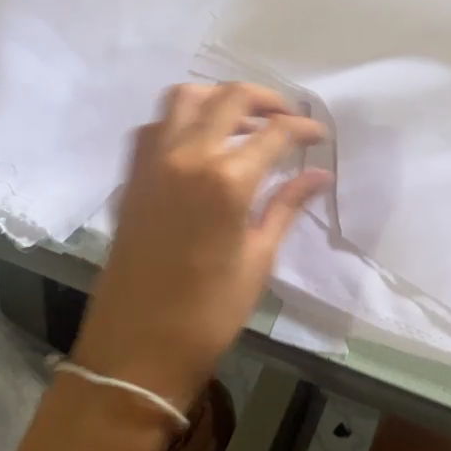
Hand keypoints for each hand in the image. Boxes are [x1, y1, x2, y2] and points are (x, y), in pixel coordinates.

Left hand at [72, 83, 330, 411]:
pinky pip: (155, 125)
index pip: (275, 132)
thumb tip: (320, 176)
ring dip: (219, 98)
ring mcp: (153, 162)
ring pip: (186, 97)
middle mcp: (187, 156)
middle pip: (232, 98)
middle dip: (267, 100)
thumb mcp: (258, 259)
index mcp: (226, 181)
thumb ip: (286, 206)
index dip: (303, 129)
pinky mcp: (131, 176)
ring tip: (242, 121)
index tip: (319, 136)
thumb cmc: (207, 314)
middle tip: (287, 118)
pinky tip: (199, 144)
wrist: (134, 353)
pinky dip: (180, 120)